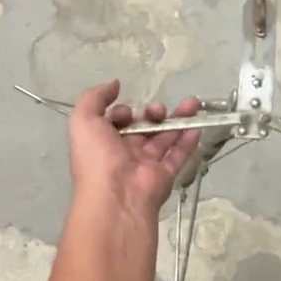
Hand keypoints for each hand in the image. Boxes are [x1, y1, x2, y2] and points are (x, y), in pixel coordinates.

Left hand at [67, 80, 201, 222]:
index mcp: (103, 142)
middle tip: (158, 110)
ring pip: (166, 137)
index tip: (128, 112)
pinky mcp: (165, 174)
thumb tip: (114, 83)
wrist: (117, 196)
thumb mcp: (83, 121)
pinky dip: (189, 140)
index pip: (118, 121)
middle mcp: (124, 153)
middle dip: (154, 112)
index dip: (123, 111)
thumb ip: (94, 98)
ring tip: (193, 103)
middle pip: (144, 127)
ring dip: (179, 118)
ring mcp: (147, 164)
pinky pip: (179, 154)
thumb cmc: (97, 158)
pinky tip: (197, 126)